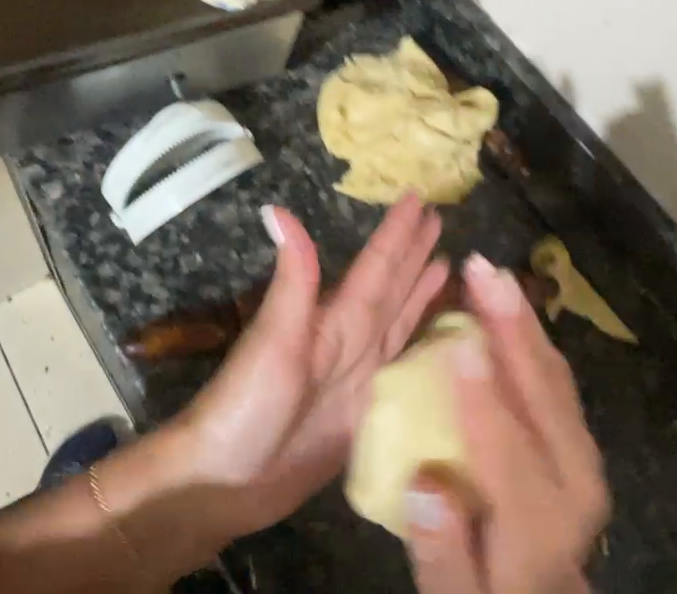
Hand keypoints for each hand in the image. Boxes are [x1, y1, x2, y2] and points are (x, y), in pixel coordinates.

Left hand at [166, 195, 450, 534]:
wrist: (228, 478)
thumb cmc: (247, 404)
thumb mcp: (275, 337)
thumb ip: (293, 279)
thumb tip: (277, 207)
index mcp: (331, 320)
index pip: (374, 269)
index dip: (398, 236)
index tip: (422, 199)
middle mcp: (348, 342)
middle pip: (390, 290)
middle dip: (415, 255)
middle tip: (445, 219)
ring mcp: (356, 378)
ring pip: (397, 324)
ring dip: (420, 294)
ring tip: (448, 265)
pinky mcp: (363, 415)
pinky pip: (402, 372)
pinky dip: (421, 351)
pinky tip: (441, 344)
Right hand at [404, 255, 608, 593]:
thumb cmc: (485, 592)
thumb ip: (443, 554)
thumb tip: (427, 487)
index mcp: (539, 527)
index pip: (508, 453)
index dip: (482, 399)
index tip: (457, 345)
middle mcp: (575, 485)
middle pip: (544, 399)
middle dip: (512, 329)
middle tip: (479, 271)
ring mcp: (583, 458)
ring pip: (555, 379)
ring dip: (523, 321)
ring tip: (490, 273)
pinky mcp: (577, 441)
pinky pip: (556, 380)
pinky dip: (531, 336)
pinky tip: (507, 304)